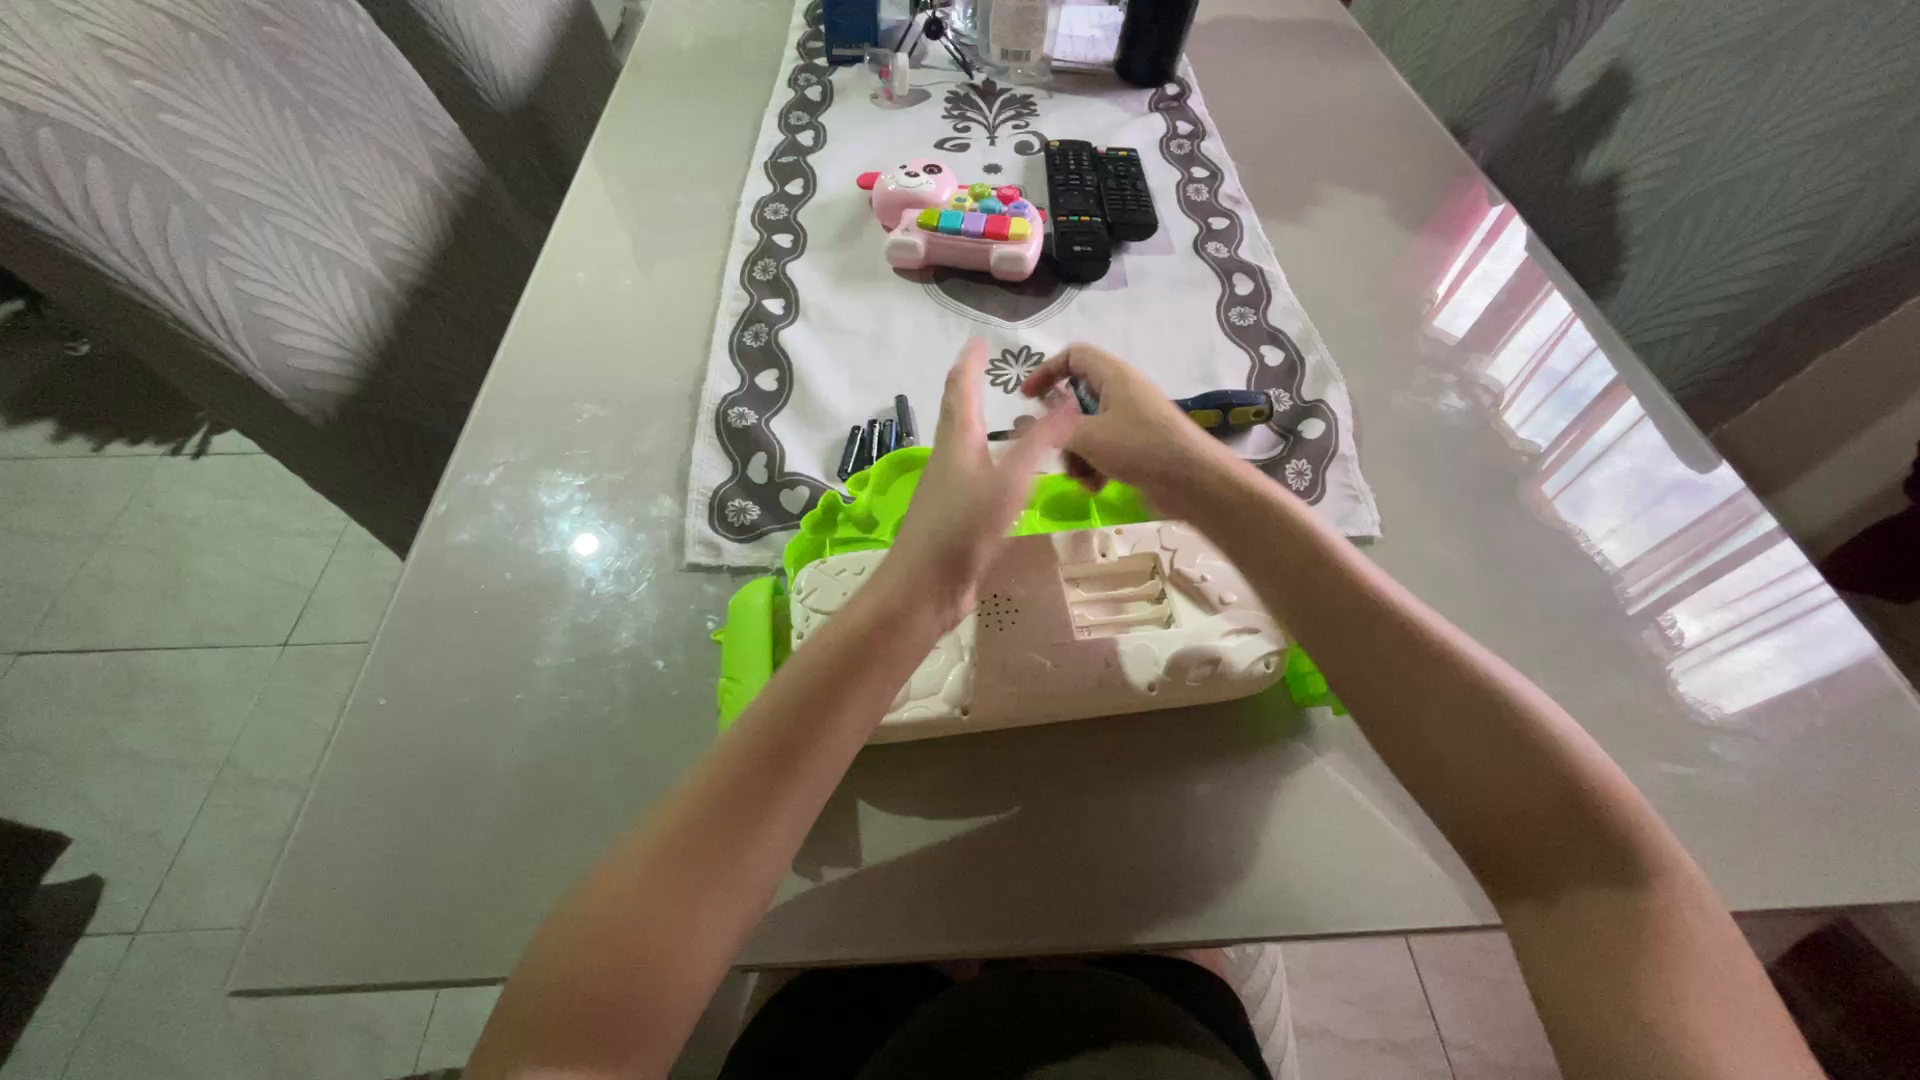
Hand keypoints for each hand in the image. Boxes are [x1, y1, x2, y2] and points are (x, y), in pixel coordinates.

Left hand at [882, 338, 1080, 628]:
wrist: (926, 586)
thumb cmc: (963, 526)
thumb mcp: (1009, 480)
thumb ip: (1040, 442)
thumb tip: (1070, 401)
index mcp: (957, 441)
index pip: (961, 389)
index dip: (970, 363)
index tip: (979, 341)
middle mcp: (950, 459)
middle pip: (959, 415)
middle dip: (972, 390)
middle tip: (990, 373)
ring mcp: (950, 490)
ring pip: (966, 447)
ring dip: (981, 427)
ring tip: (1003, 419)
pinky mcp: (957, 517)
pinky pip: (977, 478)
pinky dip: (991, 464)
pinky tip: (1004, 478)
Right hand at [1020, 342, 1233, 505]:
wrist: (1193, 481)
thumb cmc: (1141, 448)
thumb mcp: (1089, 437)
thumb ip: (1054, 429)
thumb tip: (1029, 423)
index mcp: (1113, 376)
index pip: (1073, 356)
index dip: (1046, 371)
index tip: (1027, 398)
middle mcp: (1121, 392)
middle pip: (1076, 399)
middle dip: (1062, 430)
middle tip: (1053, 448)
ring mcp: (1130, 420)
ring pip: (1086, 430)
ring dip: (1077, 455)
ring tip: (1081, 477)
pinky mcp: (1136, 446)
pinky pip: (1103, 449)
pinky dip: (1095, 466)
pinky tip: (1096, 487)